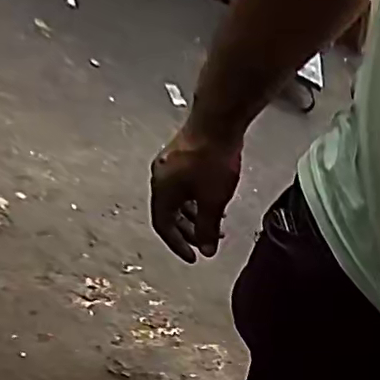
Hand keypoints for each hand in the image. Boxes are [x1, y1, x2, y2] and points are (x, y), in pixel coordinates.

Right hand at [149, 123, 241, 262]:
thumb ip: (208, 229)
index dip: (178, 245)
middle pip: (171, 214)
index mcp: (162, 190)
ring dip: (196, 217)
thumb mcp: (212, 202)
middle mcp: (161, 177)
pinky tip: (215, 205)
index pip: (163, 225)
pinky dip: (198, 201)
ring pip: (180, 200)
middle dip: (189, 232)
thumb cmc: (212, 160)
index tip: (193, 258)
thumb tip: (207, 250)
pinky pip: (186, 187)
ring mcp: (171, 165)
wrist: (218, 121)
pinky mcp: (183, 156)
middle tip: (206, 244)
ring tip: (217, 227)